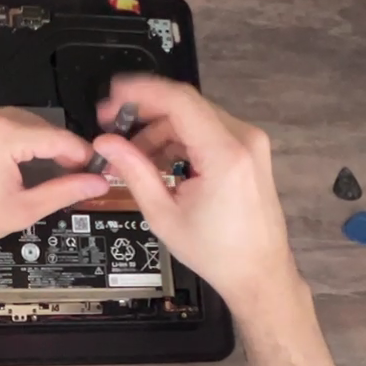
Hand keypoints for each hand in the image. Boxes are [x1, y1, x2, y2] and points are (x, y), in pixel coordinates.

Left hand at [0, 105, 109, 254]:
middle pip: (48, 129)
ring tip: (54, 176)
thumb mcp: (23, 209)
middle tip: (78, 178)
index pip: (61, 138)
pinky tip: (29, 167)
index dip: (83, 156)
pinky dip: (26, 143)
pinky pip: (12, 126)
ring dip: (46, 148)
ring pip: (32, 126)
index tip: (97, 170)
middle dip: (64, 153)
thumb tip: (94, 183)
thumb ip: (64, 192)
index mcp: (4, 136)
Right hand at [89, 75, 299, 307]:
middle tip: (113, 128)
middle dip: (144, 114)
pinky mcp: (248, 151)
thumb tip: (107, 145)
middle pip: (184, 107)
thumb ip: (133, 172)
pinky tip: (159, 162)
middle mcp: (244, 140)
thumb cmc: (219, 252)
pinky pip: (207, 131)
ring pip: (193, 118)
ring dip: (160, 131)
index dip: (140, 93)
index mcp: (225, 154)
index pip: (178, 101)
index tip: (114, 96)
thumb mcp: (164, 215)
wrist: (258, 272)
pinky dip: (179, 140)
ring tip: (133, 157)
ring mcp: (250, 144)